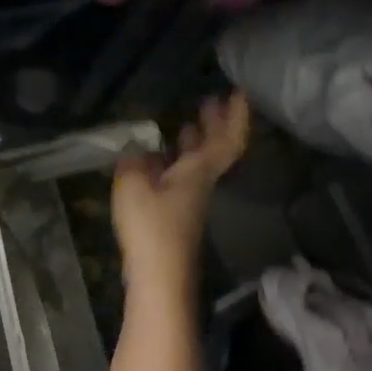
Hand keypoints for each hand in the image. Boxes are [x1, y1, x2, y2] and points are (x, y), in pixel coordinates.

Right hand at [112, 93, 250, 292]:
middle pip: (215, 151)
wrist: (159, 277)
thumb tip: (136, 147)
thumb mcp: (132, 186)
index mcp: (198, 173)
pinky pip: (181, 179)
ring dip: (195, 143)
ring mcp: (189, 202)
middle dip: (214, 124)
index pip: (226, 140)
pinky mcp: (176, 216)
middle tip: (209, 100)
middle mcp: (200, 185)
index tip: (238, 93)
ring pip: (198, 165)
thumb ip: (133, 161)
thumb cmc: (151, 228)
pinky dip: (173, 162)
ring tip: (186, 123)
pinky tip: (156, 159)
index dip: (235, 116)